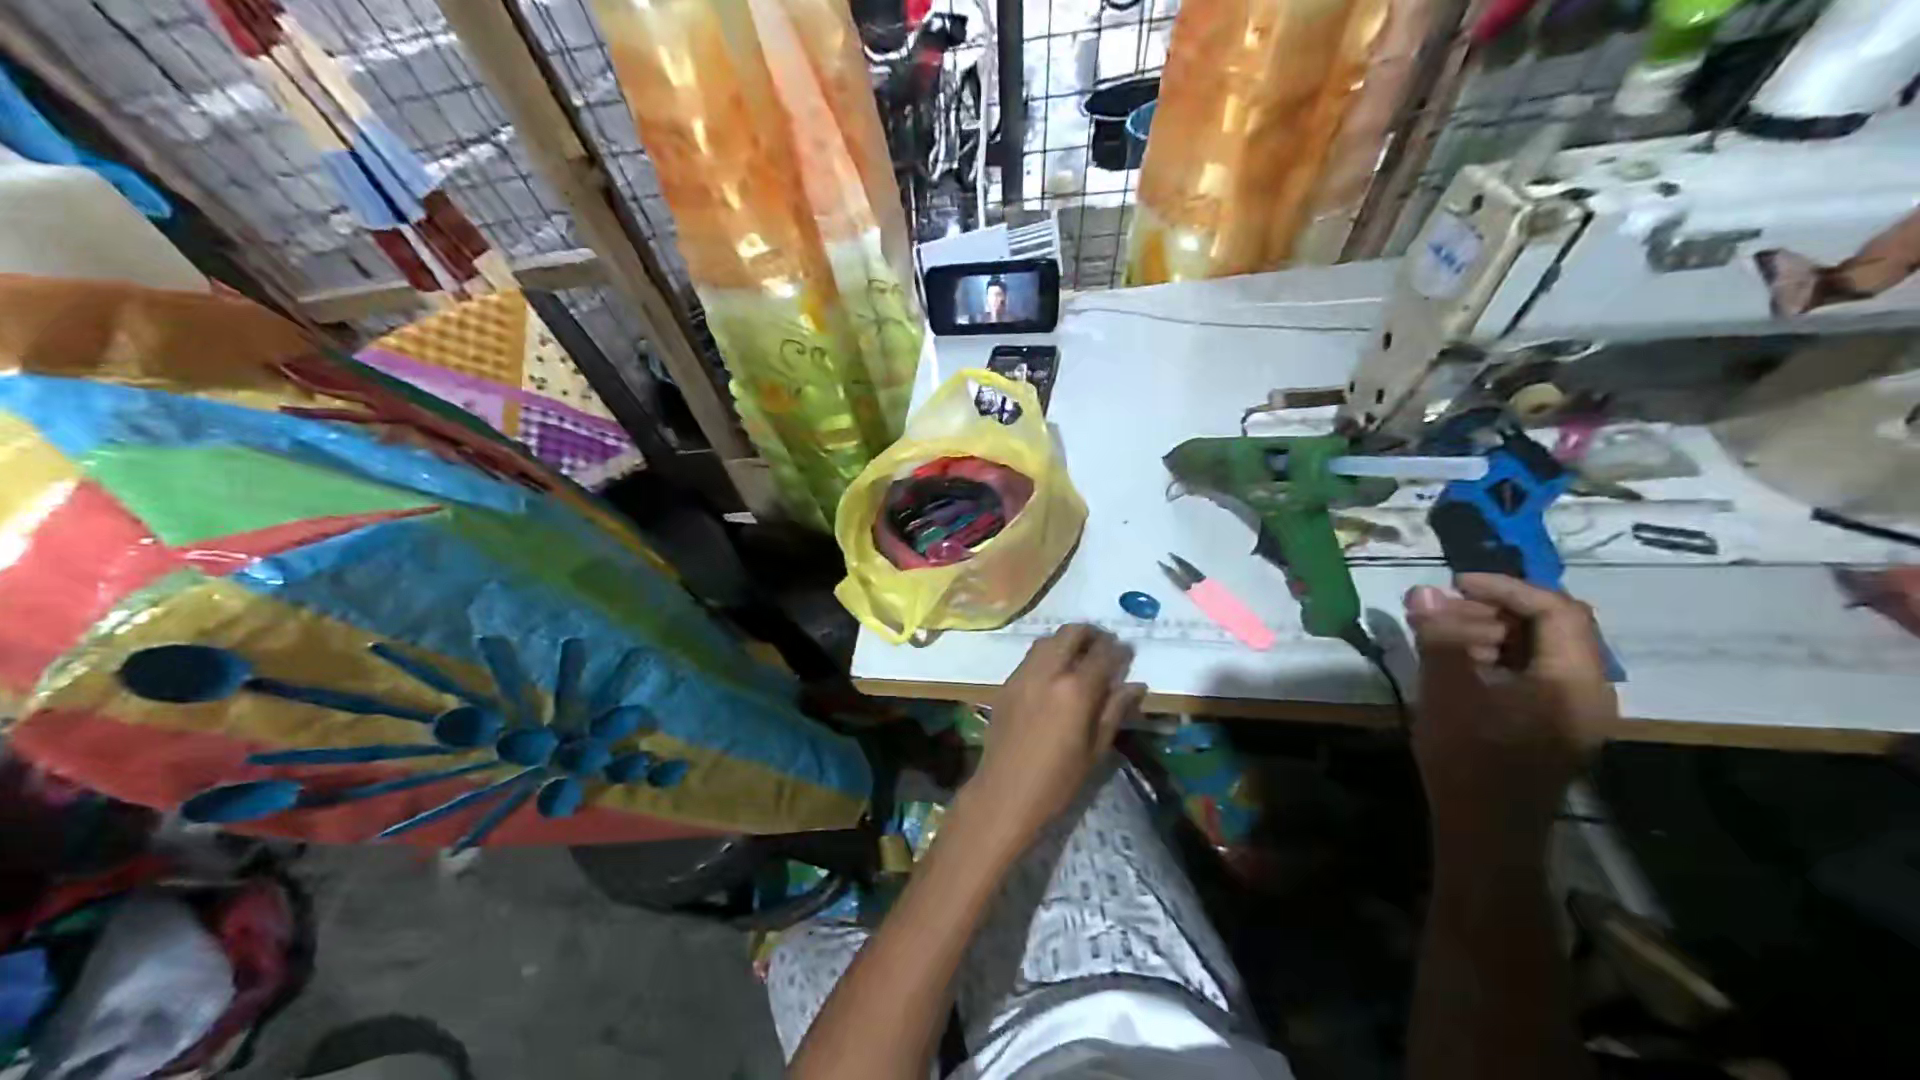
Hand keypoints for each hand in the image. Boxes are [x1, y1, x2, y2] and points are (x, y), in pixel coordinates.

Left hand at [963, 625, 1144, 848]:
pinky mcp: (1006, 684)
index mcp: (1076, 690)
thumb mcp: (1095, 749)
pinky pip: (1030, 657)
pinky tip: (1056, 671)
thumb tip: (1136, 685)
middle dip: (1092, 634)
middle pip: (1072, 634)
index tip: (1128, 652)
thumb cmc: (1058, 781)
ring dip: (1067, 640)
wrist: (1004, 794)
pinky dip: (1047, 653)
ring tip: (1081, 654)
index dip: (1120, 650)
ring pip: (1048, 640)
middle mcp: (1048, 672)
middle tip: (1105, 646)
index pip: (1104, 654)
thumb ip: (1115, 710)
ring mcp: (1023, 675)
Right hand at [1404, 574, 1617, 845]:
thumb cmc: (1470, 759)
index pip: (1557, 611)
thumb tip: (1426, 591)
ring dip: (1491, 633)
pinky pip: (1532, 675)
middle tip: (1439, 611)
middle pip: (1551, 628)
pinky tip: (1457, 665)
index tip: (1456, 583)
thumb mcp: (1448, 691)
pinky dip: (1495, 658)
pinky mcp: (1553, 725)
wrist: (1485, 831)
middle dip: (1492, 610)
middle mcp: (1587, 691)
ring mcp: (1574, 711)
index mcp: (1575, 681)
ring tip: (1440, 636)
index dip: (1506, 588)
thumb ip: (1440, 637)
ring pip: (1539, 651)